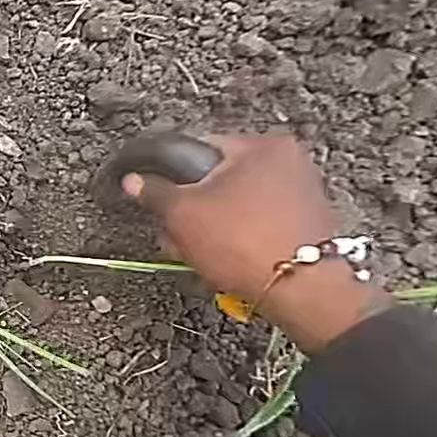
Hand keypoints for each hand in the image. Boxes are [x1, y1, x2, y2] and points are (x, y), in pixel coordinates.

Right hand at [123, 135, 388, 351]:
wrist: (302, 290)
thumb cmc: (243, 242)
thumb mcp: (182, 213)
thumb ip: (153, 191)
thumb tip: (133, 180)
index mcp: (263, 146)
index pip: (200, 147)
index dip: (169, 174)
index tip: (157, 197)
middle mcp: (288, 162)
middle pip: (217, 179)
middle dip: (189, 208)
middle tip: (173, 232)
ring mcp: (300, 193)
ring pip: (233, 204)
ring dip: (207, 226)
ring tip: (192, 252)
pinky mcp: (304, 223)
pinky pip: (255, 222)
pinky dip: (234, 237)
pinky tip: (219, 259)